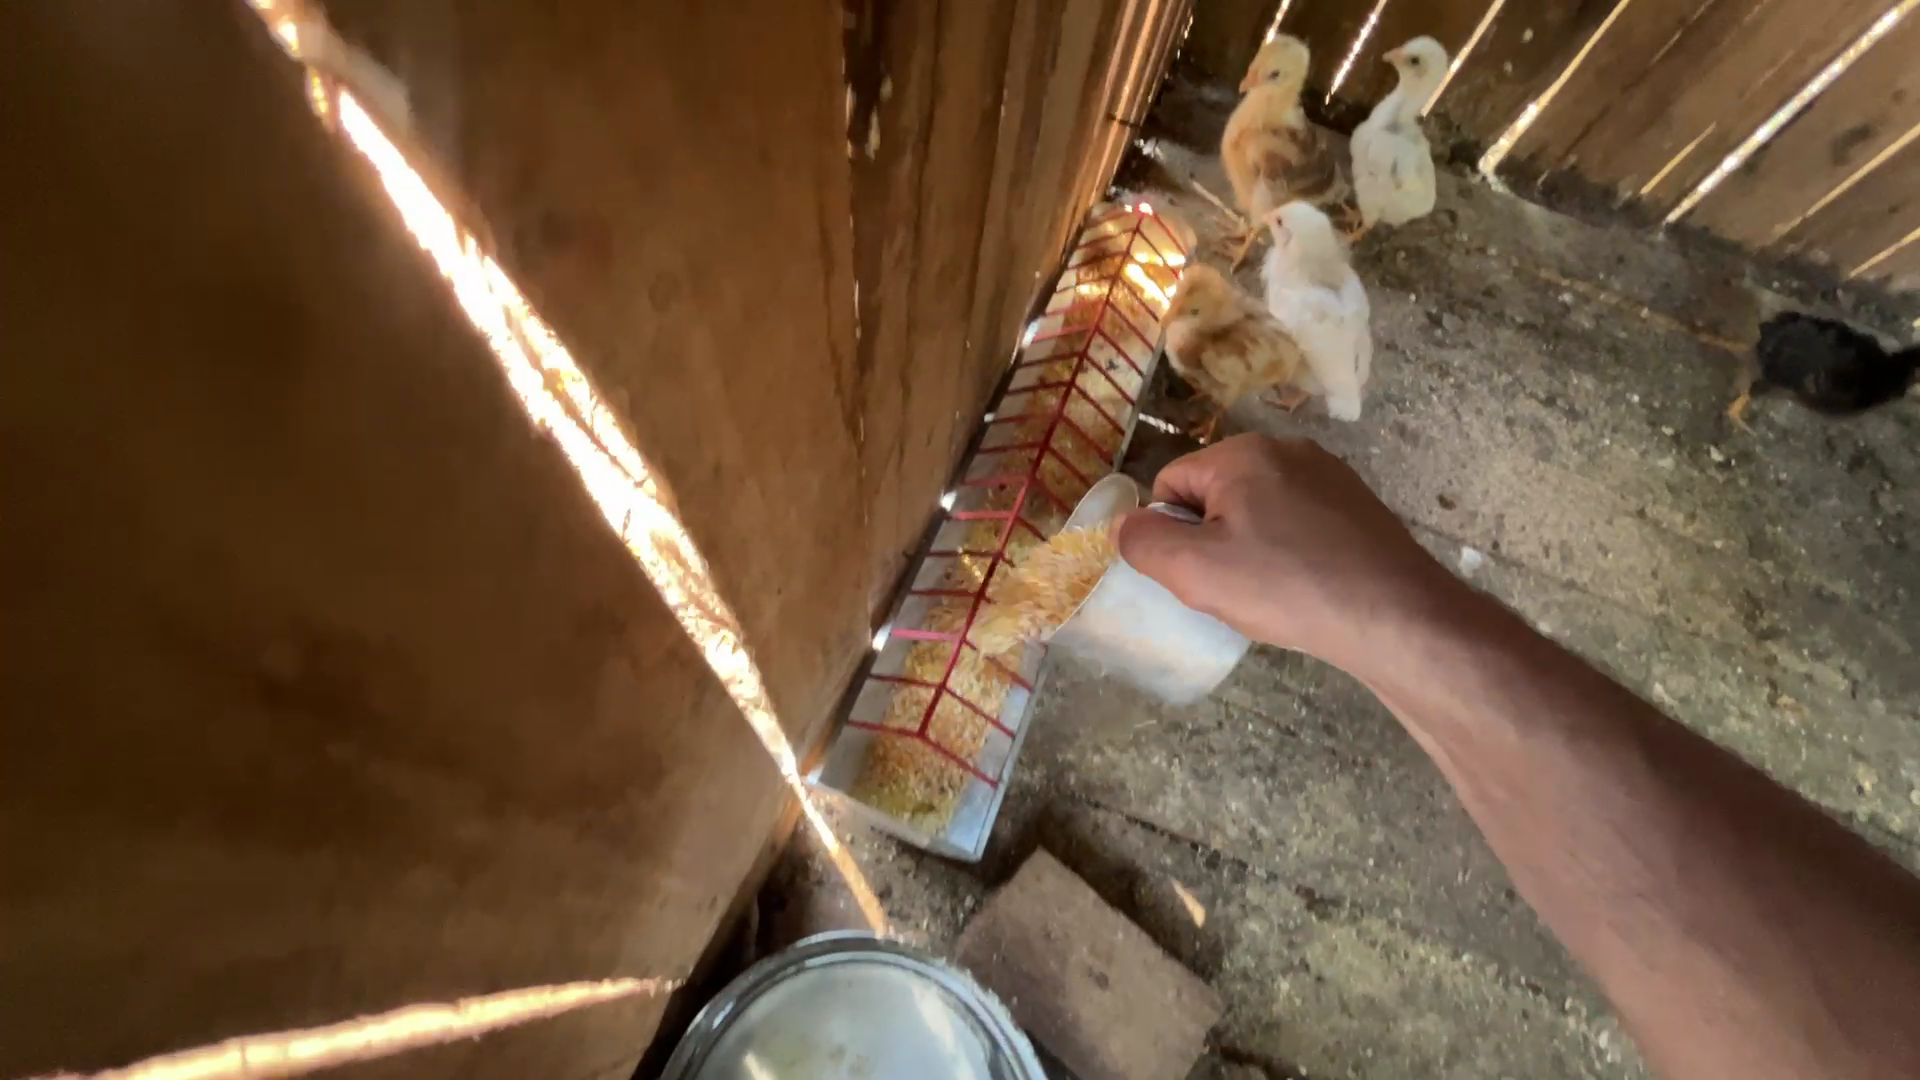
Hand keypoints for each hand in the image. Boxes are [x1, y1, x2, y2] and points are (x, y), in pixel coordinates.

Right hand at [1113, 434, 1466, 674]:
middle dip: (1210, 540)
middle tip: (1235, 586)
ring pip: (1253, 511)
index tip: (1201, 572)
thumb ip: (1143, 541)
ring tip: (1272, 589)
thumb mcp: (1194, 570)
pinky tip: (1304, 584)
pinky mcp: (1355, 503)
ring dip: (1247, 547)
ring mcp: (1328, 474)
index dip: (1172, 534)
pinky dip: (1286, 550)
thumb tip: (1123, 524)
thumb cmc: (1285, 587)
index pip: (1170, 485)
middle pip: (1212, 495)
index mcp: (1242, 453)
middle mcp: (1287, 449)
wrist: (1396, 618)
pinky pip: (1292, 521)